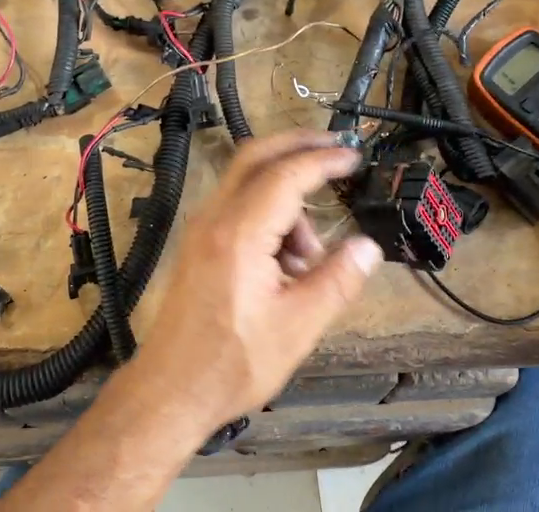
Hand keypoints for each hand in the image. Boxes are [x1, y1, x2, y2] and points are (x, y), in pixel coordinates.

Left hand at [128, 130, 382, 424]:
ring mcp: (201, 228)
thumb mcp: (297, 327)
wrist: (170, 390)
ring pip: (248, 183)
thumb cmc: (233, 363)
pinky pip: (238, 207)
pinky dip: (267, 214)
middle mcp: (215, 218)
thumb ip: (336, 281)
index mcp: (239, 233)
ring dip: (286, 198)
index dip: (323, 159)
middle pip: (256, 156)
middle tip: (337, 150)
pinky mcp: (198, 243)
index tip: (354, 155)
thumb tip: (368, 247)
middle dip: (298, 146)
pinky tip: (285, 265)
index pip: (286, 175)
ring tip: (309, 260)